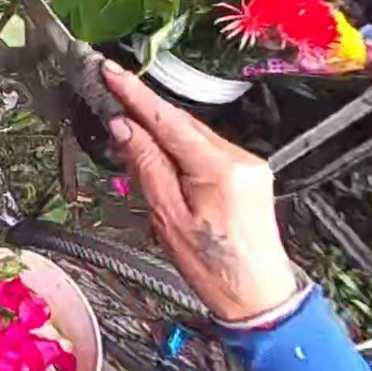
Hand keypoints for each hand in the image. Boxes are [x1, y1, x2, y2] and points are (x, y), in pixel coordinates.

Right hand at [102, 61, 297, 322]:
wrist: (260, 298)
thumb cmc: (215, 269)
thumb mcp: (168, 218)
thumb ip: (146, 165)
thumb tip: (124, 127)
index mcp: (219, 169)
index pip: (168, 119)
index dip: (135, 93)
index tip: (112, 72)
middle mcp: (239, 157)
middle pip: (181, 122)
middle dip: (145, 109)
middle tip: (111, 94)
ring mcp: (248, 162)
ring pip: (193, 133)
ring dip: (161, 128)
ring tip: (129, 127)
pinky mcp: (249, 171)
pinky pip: (205, 146)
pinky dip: (180, 144)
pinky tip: (161, 149)